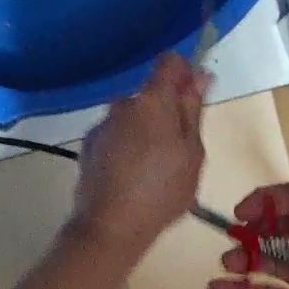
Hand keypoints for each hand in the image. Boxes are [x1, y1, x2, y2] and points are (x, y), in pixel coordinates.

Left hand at [70, 54, 211, 252]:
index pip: (169, 62)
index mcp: (152, 101)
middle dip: (166, 112)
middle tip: (178, 150)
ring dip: (145, 130)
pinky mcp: (88, 145)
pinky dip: (125, 146)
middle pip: (150, 94)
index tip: (192, 99)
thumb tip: (199, 75)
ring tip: (153, 170)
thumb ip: (193, 110)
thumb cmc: (162, 191)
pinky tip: (130, 176)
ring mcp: (102, 124)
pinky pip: (115, 134)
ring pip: (132, 116)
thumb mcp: (192, 153)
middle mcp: (122, 104)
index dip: (184, 74)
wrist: (109, 226)